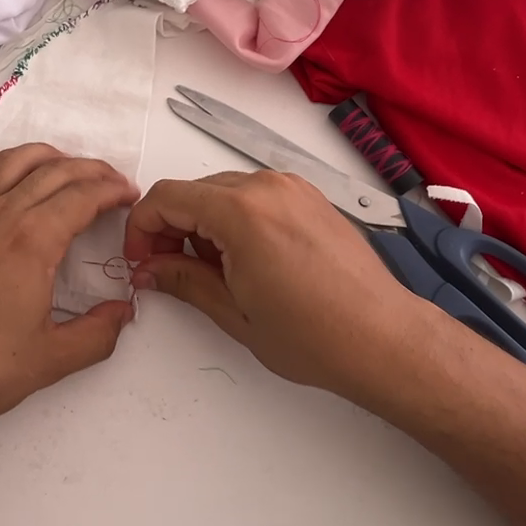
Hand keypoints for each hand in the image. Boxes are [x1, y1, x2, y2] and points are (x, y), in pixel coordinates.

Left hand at [0, 144, 139, 442]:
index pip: (82, 196)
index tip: (130, 196)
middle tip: (113, 182)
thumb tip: (124, 312)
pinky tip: (1, 172)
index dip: (111, 190)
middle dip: (90, 169)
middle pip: (53, 171)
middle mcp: (0, 215)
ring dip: (45, 156)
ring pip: (10, 162)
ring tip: (68, 167)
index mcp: (32, 240)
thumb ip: (98, 334)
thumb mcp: (52, 360)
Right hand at [124, 170, 431, 401]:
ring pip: (222, 191)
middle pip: (192, 191)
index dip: (141, 227)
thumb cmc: (313, 335)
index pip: (166, 197)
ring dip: (202, 223)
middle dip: (170, 227)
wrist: (385, 340)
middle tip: (166, 269)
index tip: (139, 260)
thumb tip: (147, 269)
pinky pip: (253, 195)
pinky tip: (245, 259)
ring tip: (212, 271)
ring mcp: (291, 187)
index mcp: (240, 210)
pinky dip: (234, 218)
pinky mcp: (309, 197)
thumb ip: (181, 279)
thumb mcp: (233, 311)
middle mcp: (265, 185)